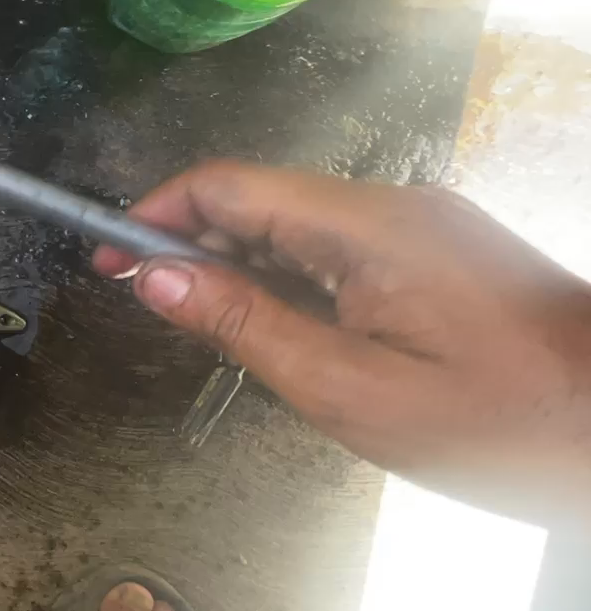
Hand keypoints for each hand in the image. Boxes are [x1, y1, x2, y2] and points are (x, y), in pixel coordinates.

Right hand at [93, 159, 590, 527]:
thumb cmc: (503, 424)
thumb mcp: (346, 387)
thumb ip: (240, 323)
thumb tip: (152, 277)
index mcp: (366, 227)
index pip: (224, 186)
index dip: (150, 214)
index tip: (108, 263)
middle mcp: (388, 208)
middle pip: (250, 201)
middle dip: (182, 242)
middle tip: (148, 302)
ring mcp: (413, 229)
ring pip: (283, 226)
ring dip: (225, 264)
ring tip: (202, 323)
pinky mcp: (427, 254)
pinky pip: (322, 249)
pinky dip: (271, 277)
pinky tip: (266, 322)